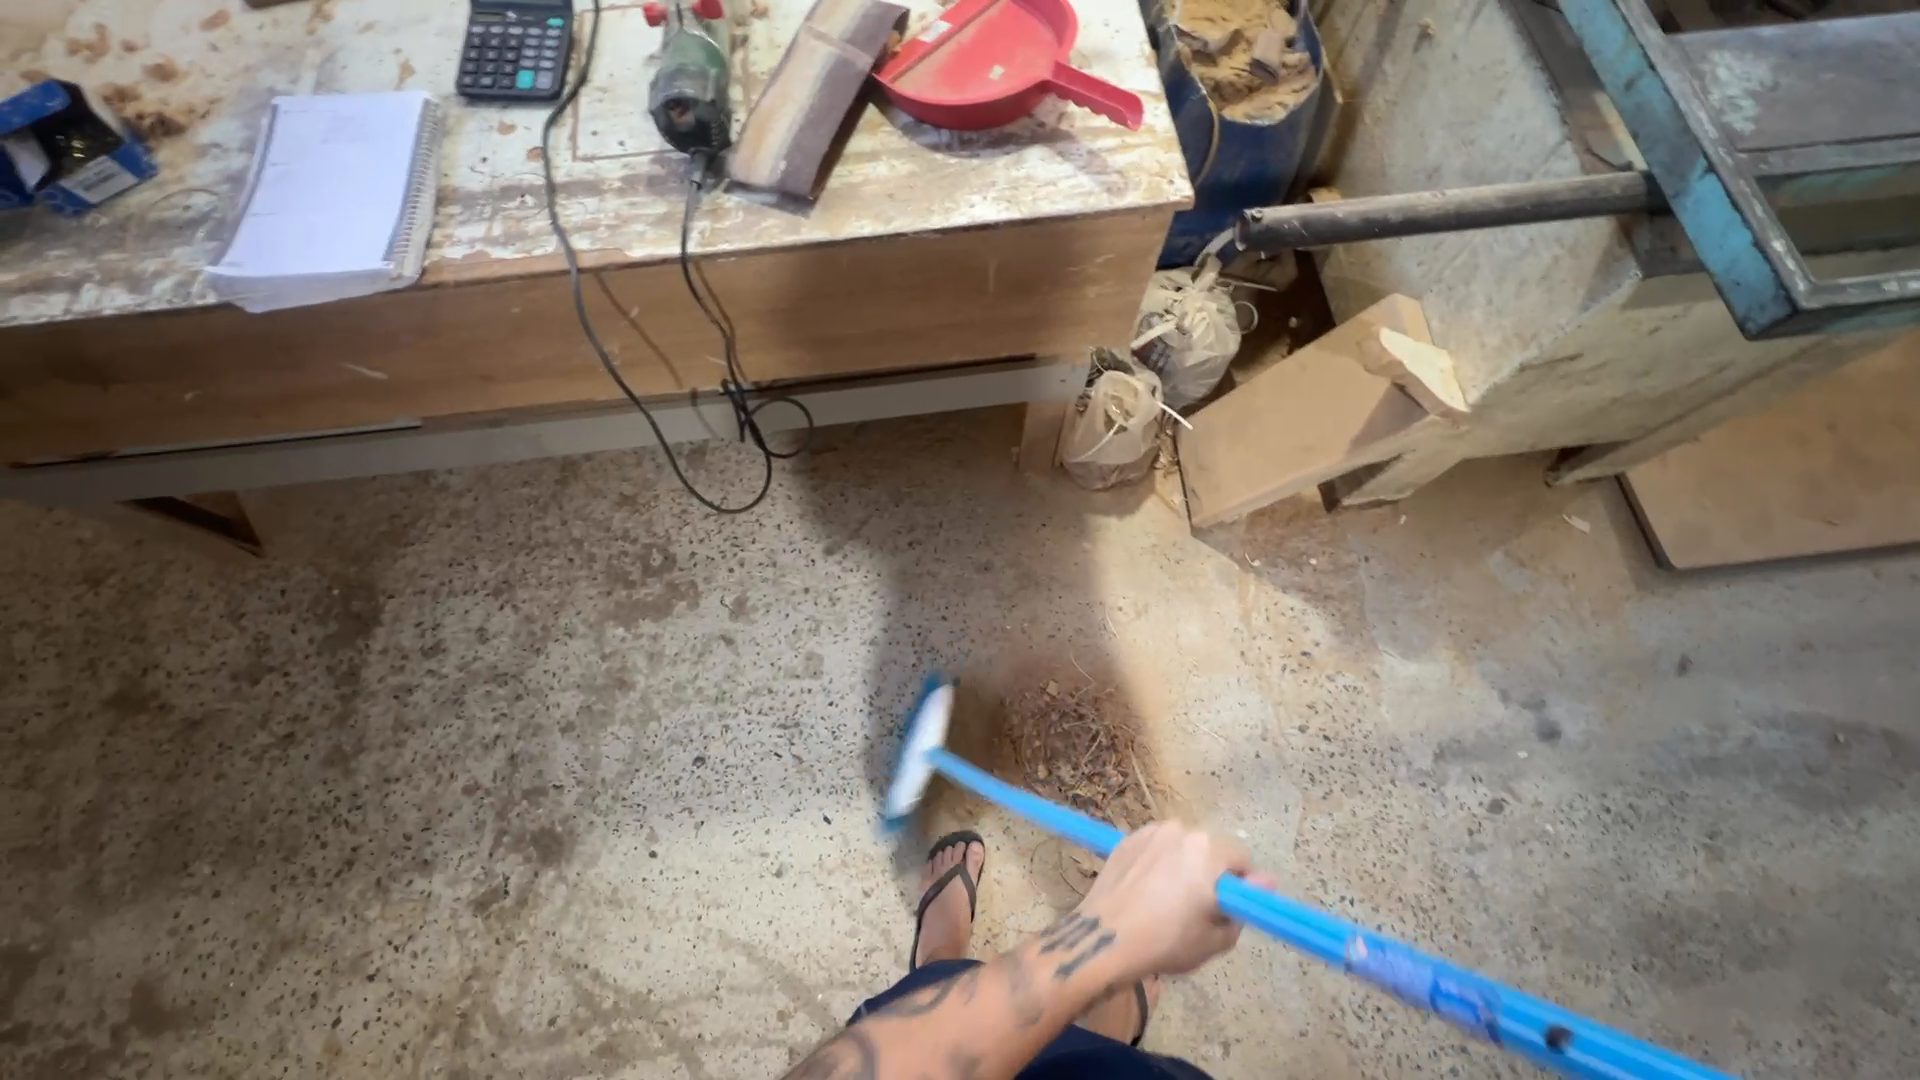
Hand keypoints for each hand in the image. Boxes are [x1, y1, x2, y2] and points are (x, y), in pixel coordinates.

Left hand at [1073, 821, 1263, 980]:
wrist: (1107, 936)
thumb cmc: (1167, 940)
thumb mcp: (1217, 938)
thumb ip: (1245, 907)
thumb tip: (1265, 883)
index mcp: (1209, 851)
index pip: (1242, 860)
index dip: (1243, 885)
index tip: (1231, 907)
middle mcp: (1181, 830)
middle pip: (1210, 849)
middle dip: (1212, 873)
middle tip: (1200, 907)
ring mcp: (1150, 831)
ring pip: (1181, 846)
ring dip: (1184, 864)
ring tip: (1169, 898)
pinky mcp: (1127, 838)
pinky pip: (1156, 847)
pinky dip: (1159, 861)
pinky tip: (1147, 889)